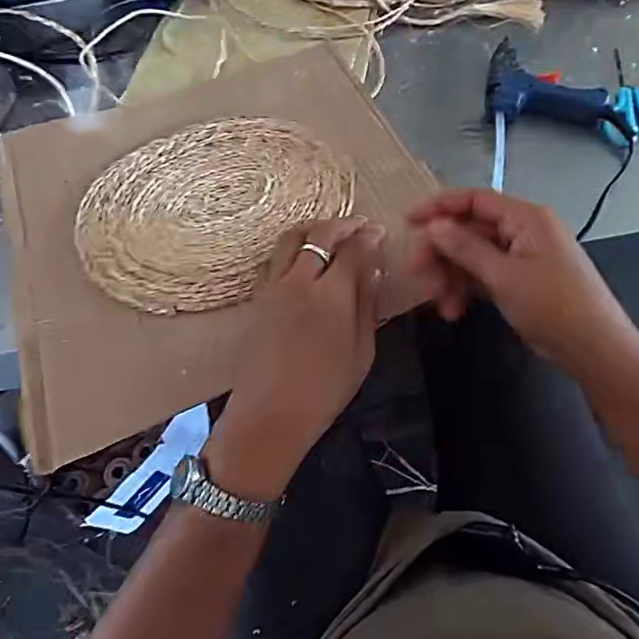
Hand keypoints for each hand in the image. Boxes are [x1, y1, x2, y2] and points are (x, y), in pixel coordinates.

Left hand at [204, 217, 385, 499]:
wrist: (270, 413)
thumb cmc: (325, 389)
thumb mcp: (362, 351)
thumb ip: (367, 304)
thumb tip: (372, 270)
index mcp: (330, 294)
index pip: (353, 249)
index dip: (369, 238)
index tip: (379, 234)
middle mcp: (299, 280)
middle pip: (321, 234)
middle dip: (344, 225)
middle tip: (360, 226)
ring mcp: (273, 287)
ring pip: (292, 238)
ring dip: (315, 228)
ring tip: (333, 234)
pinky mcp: (259, 297)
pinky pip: (278, 257)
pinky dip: (296, 246)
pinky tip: (309, 258)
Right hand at [405, 190, 638, 371]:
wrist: (595, 348)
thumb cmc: (553, 305)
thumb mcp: (503, 276)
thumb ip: (465, 248)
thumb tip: (434, 226)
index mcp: (526, 218)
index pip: (475, 200)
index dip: (439, 208)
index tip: (408, 221)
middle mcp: (525, 231)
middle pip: (471, 231)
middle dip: (443, 254)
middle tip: (416, 275)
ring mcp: (524, 256)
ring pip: (475, 257)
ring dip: (454, 278)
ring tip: (442, 305)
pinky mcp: (523, 280)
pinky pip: (486, 276)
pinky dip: (469, 290)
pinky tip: (456, 310)